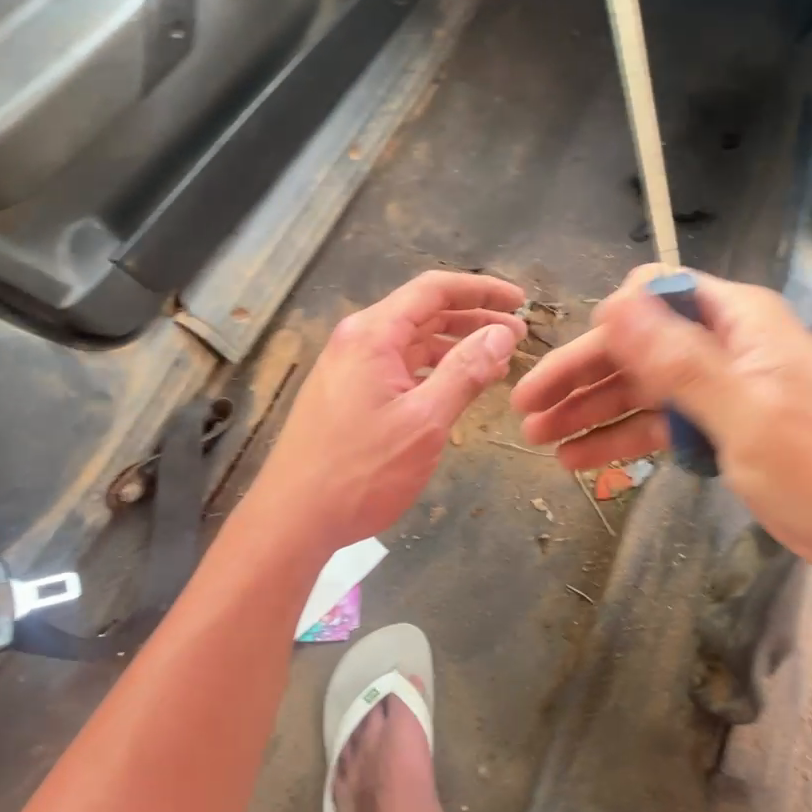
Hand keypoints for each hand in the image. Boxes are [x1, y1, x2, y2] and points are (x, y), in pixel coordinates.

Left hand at [252, 271, 525, 553]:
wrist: (292, 521)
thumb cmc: (361, 470)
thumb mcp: (424, 420)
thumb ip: (466, 372)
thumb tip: (502, 335)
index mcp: (372, 334)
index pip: (434, 290)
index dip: (481, 291)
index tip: (519, 301)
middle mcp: (358, 340)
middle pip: (424, 312)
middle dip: (474, 319)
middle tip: (519, 335)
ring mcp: (350, 368)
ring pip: (413, 342)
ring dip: (456, 346)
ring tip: (497, 362)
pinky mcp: (348, 394)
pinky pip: (400, 366)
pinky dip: (434, 369)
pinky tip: (458, 387)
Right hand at [510, 266, 811, 581]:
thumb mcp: (744, 412)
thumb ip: (676, 358)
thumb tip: (613, 299)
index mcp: (737, 319)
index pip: (656, 293)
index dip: (608, 323)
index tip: (565, 363)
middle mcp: (726, 343)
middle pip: (638, 345)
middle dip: (581, 374)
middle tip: (525, 408)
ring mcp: (724, 387)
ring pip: (643, 387)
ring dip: (593, 410)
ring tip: (537, 439)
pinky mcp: (725, 428)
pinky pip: (663, 425)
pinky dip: (623, 440)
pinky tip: (579, 462)